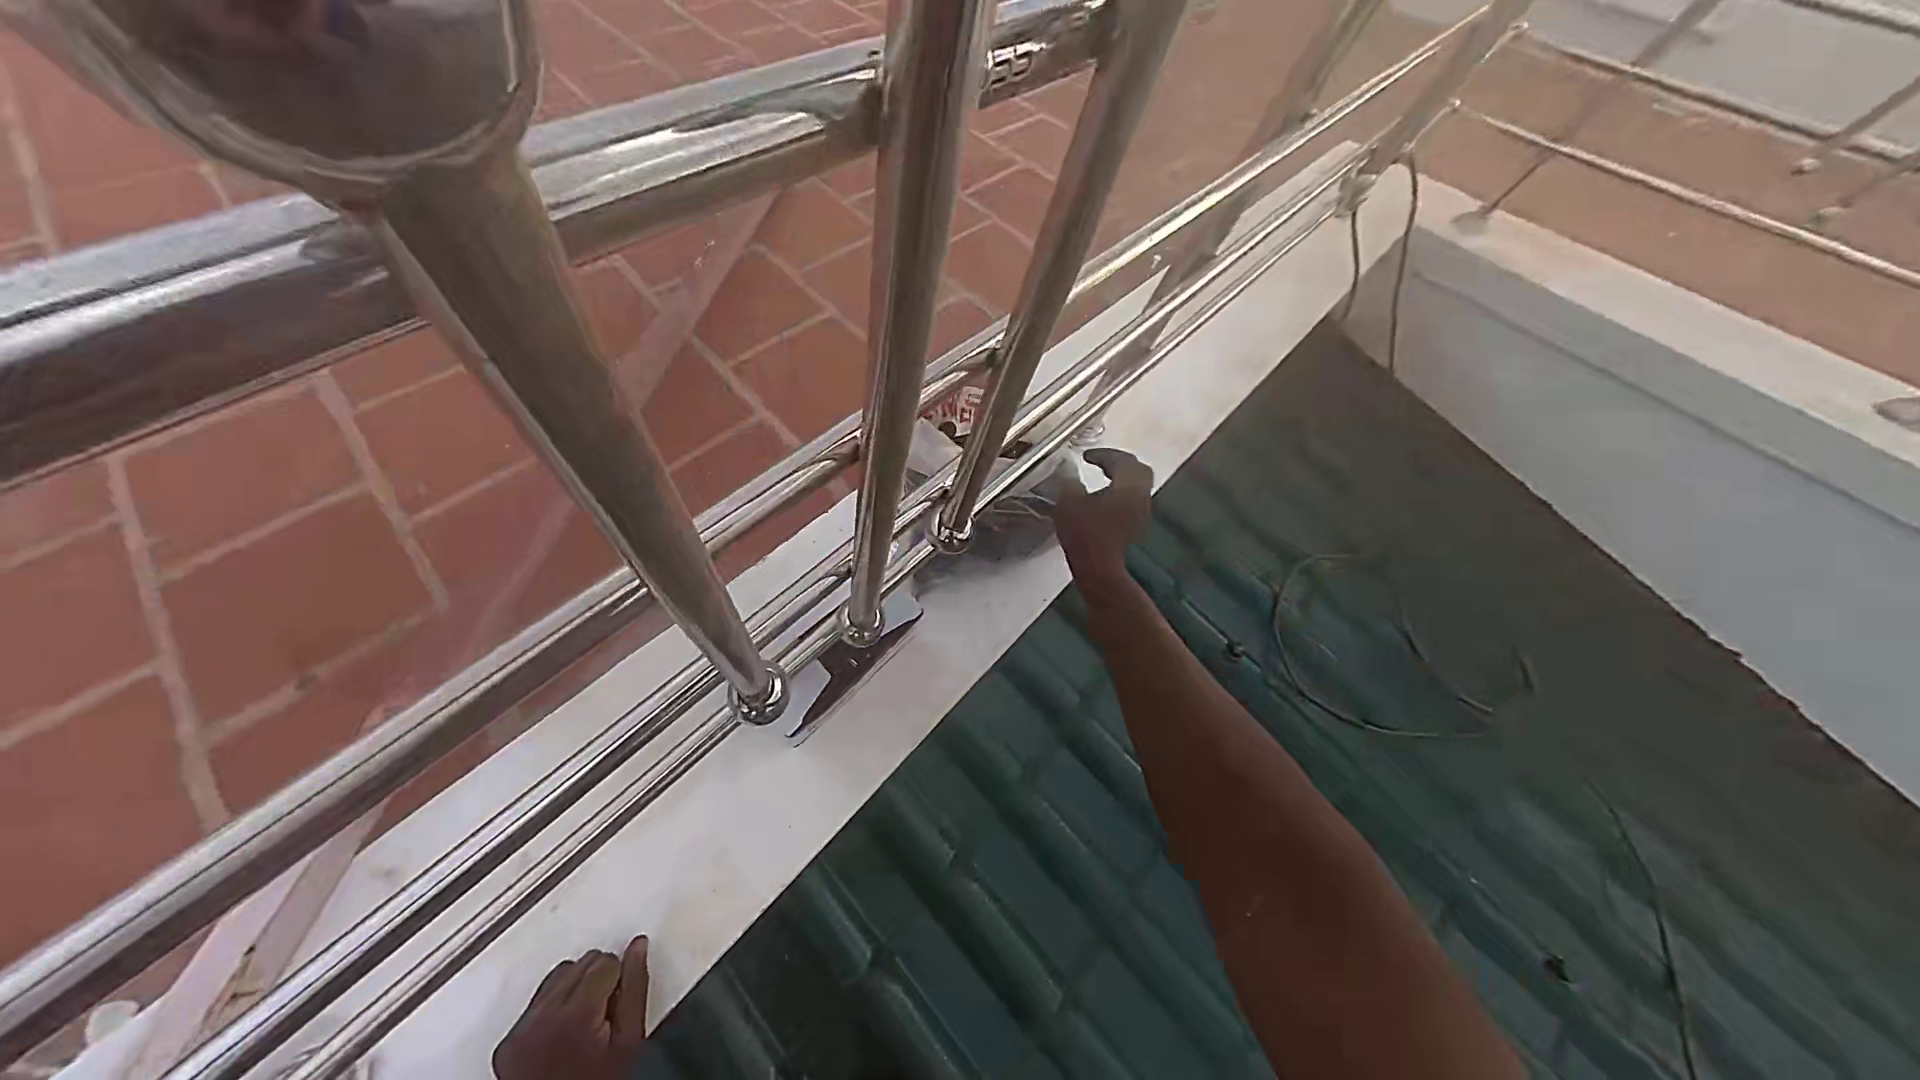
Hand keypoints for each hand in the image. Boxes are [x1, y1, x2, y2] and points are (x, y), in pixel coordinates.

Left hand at [493, 937, 649, 1079]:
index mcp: (575, 1015)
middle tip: (604, 1016)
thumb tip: (637, 947)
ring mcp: (519, 1032)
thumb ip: (636, 987)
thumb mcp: (629, 1041)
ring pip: (558, 976)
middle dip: (598, 980)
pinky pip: (537, 1001)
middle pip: (581, 964)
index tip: (618, 1003)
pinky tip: (564, 1032)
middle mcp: (541, 1018)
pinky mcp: (506, 1044)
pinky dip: (553, 1006)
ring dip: (576, 988)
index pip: (605, 961)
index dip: (619, 979)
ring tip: (585, 1023)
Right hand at [1052, 448, 1153, 587]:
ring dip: (1121, 483)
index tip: (1087, 456)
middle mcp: (1143, 497)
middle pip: (1138, 472)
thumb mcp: (1069, 504)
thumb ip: (1069, 481)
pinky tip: (1105, 507)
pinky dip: (1121, 499)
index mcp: (1129, 484)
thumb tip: (1067, 468)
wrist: (1105, 575)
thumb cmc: (1088, 537)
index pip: (1122, 460)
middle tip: (1102, 464)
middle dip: (1120, 465)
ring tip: (1102, 484)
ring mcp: (1144, 516)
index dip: (1104, 454)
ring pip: (1138, 490)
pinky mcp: (1140, 532)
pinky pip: (1133, 506)